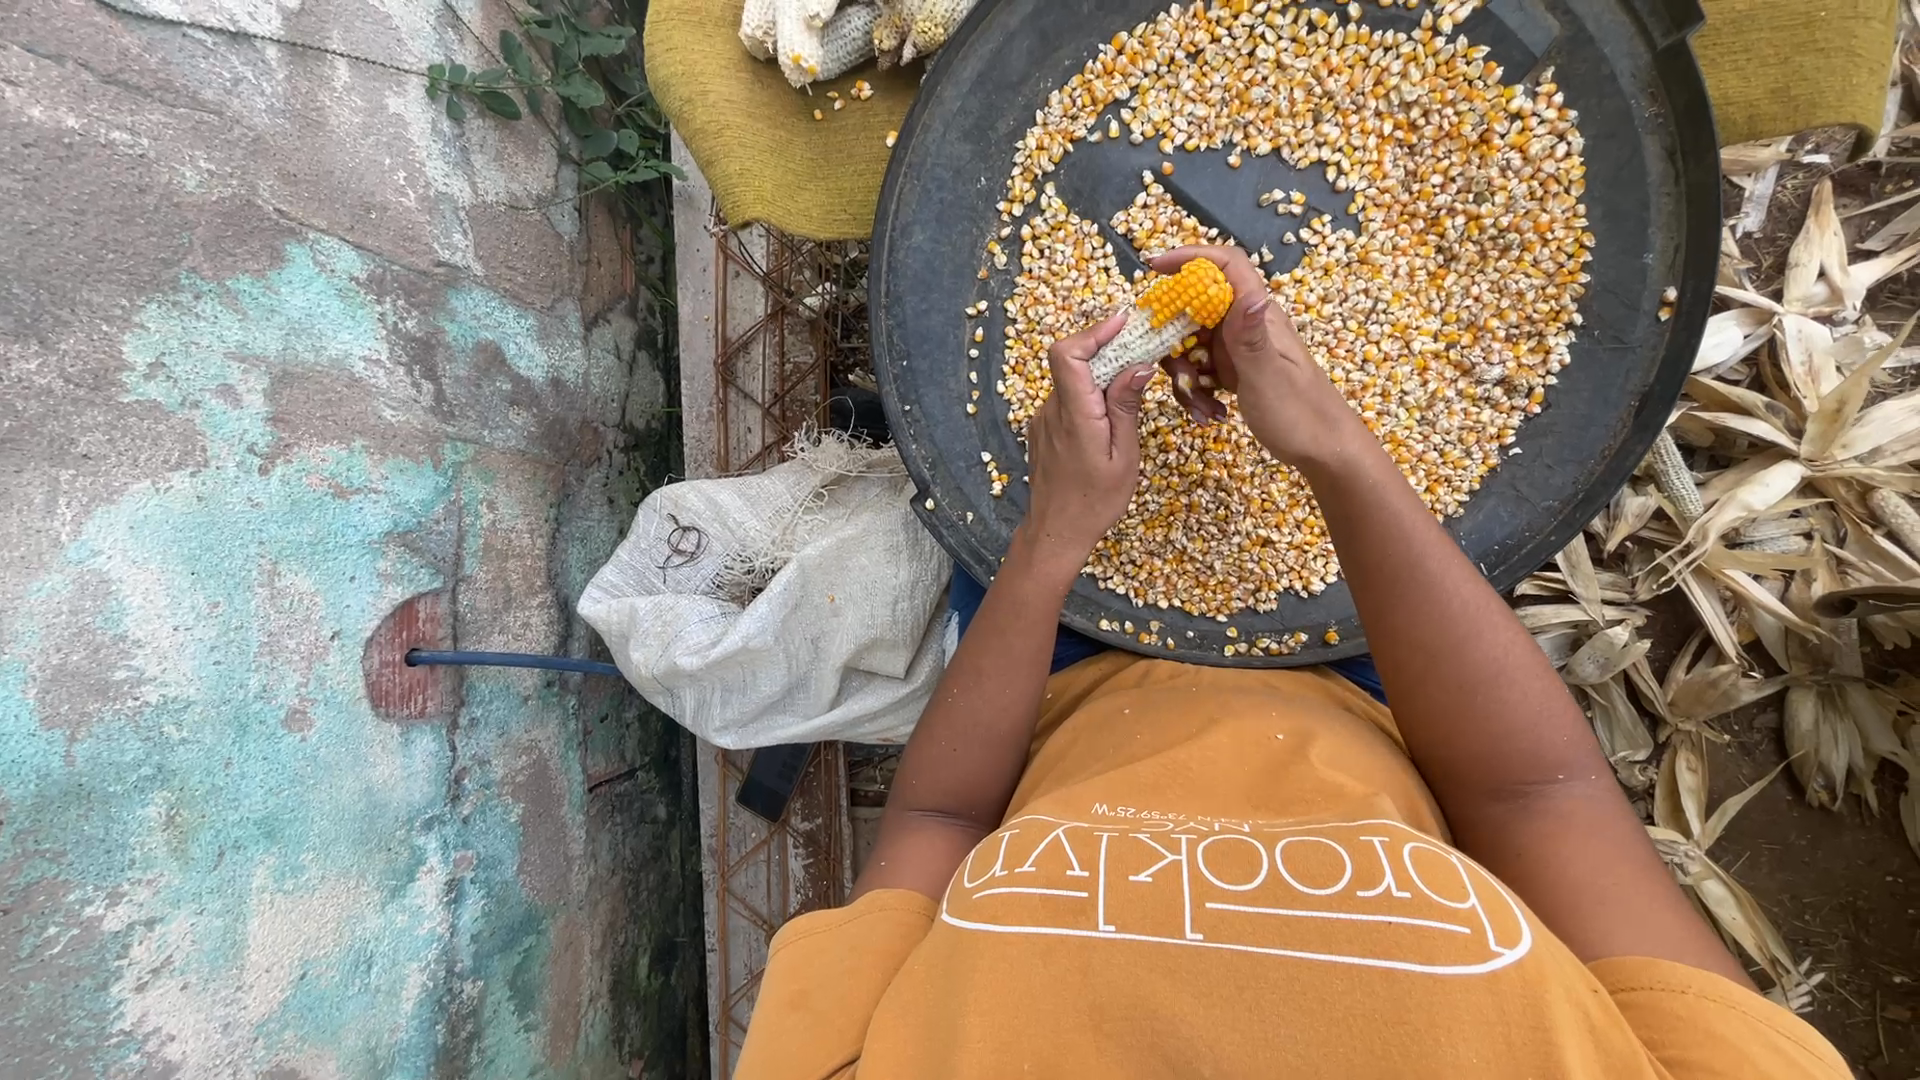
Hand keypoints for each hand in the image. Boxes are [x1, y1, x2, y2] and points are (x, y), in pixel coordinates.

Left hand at [1021, 308, 1152, 559]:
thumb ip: (1126, 408)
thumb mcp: (1124, 458)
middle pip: (1071, 360)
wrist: (1055, 531)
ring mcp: (1042, 419)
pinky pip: (1066, 398)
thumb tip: (1139, 365)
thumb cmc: (1095, 502)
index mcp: (1074, 416)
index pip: (1067, 355)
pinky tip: (1109, 410)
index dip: (1093, 332)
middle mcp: (1051, 411)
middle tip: (1141, 347)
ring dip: (1099, 372)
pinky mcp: (1042, 428)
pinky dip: (1088, 392)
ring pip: (1070, 379)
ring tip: (1131, 381)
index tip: (1124, 323)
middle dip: (1106, 348)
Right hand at [1150, 246, 1371, 472]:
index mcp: (1258, 315)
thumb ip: (1251, 337)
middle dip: (1173, 339)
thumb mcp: (1269, 377)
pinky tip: (1208, 414)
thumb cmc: (1300, 414)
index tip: (1154, 268)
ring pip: (1192, 344)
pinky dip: (1194, 391)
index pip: (1226, 266)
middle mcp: (1246, 325)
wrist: (1323, 449)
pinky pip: (1200, 370)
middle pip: (1195, 309)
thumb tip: (1250, 293)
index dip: (1189, 258)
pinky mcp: (1234, 372)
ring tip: (1199, 406)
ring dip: (1183, 375)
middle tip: (1174, 373)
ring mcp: (1239, 349)